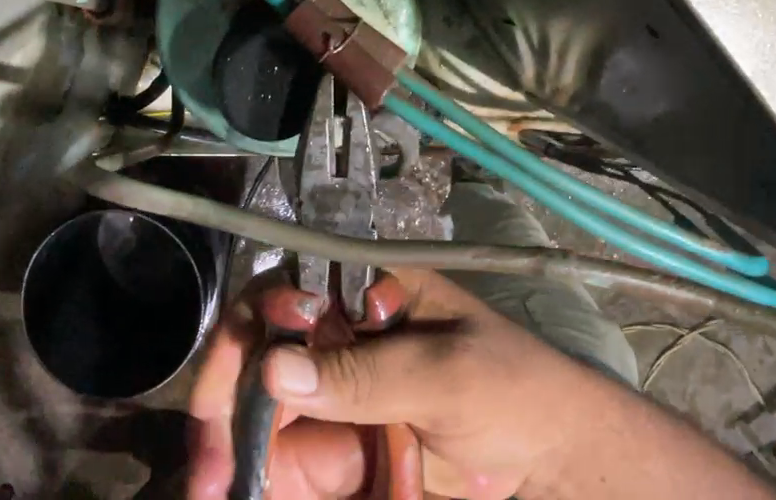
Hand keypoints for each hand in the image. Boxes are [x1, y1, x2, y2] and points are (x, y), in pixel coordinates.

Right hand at [187, 269, 642, 499]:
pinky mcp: (351, 454)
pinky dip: (265, 477)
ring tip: (211, 487)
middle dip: (231, 403)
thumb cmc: (520, 392)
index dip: (253, 331)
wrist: (566, 467)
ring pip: (270, 415)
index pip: (291, 297)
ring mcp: (346, 400)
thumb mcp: (446, 375)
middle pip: (267, 359)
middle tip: (209, 465)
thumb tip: (274, 368)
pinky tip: (238, 490)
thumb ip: (364, 374)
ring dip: (236, 450)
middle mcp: (347, 340)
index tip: (237, 379)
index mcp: (370, 296)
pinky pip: (296, 462)